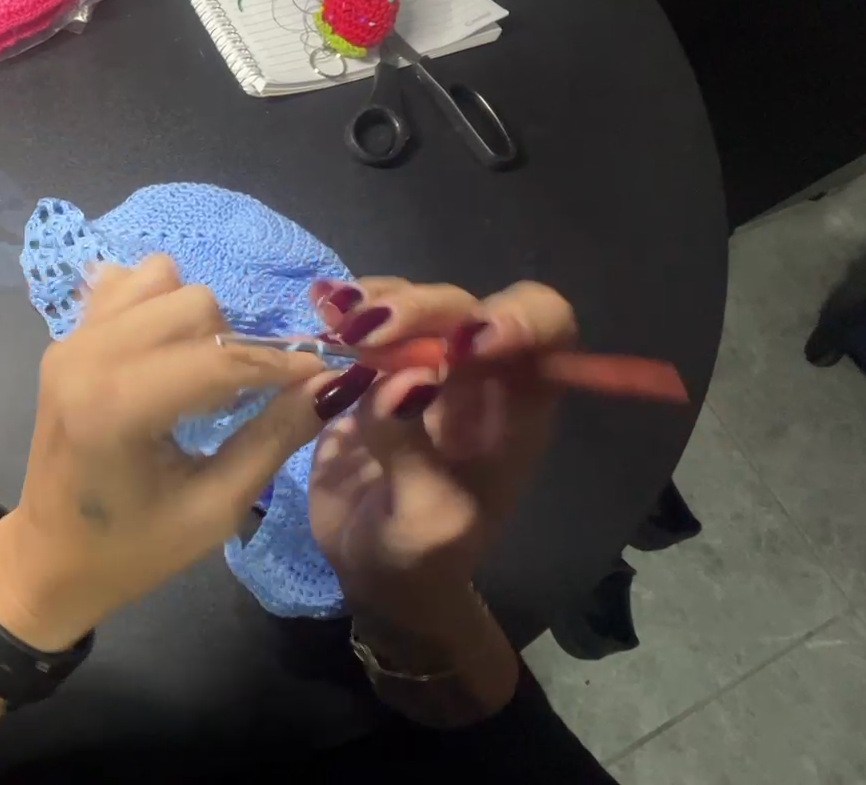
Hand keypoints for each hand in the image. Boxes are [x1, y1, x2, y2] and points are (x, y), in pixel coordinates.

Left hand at [0, 255, 334, 649]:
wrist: (48, 558)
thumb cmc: (131, 551)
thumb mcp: (214, 509)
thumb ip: (274, 438)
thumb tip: (331, 384)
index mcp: (117, 406)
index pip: (217, 358)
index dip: (277, 364)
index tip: (318, 372)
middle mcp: (87, 355)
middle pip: (192, 302)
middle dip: (232, 344)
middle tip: (239, 395)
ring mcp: (70, 340)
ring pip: (159, 280)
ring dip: (194, 318)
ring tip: (196, 372)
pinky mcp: (65, 338)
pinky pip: (124, 285)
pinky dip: (156, 304)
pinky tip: (162, 351)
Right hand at [306, 278, 576, 645]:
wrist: (374, 567)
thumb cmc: (420, 556)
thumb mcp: (425, 521)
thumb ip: (414, 454)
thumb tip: (398, 382)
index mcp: (513, 410)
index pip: (547, 333)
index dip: (518, 318)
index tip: (464, 341)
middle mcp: (474, 376)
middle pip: (464, 307)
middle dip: (419, 309)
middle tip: (364, 333)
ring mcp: (420, 366)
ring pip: (412, 301)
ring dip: (376, 299)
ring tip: (333, 318)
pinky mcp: (372, 369)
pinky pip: (366, 320)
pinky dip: (342, 305)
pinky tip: (318, 304)